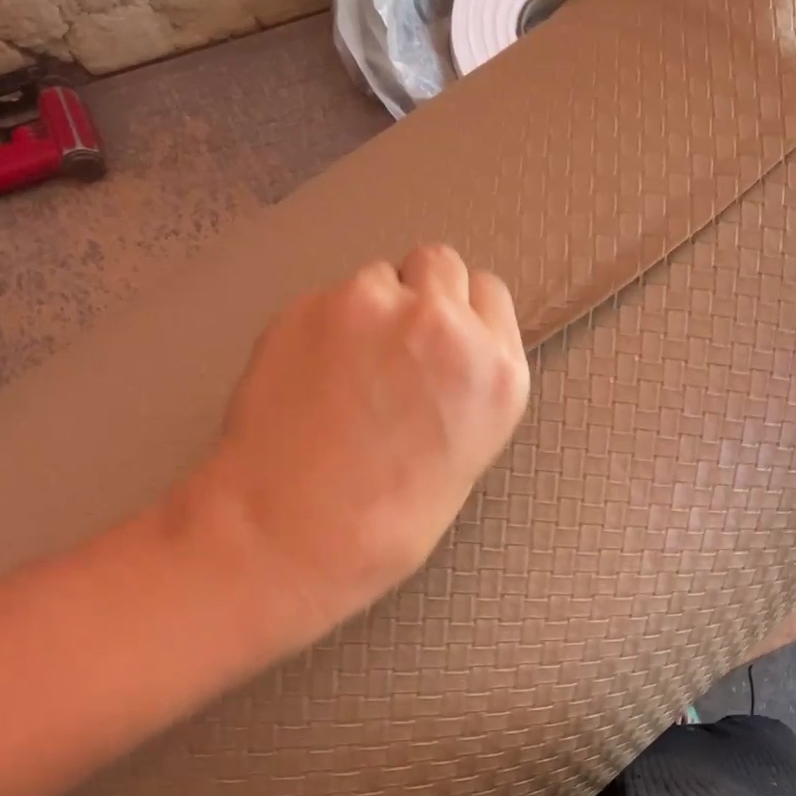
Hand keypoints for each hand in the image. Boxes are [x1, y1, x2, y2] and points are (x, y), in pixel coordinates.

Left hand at [176, 244, 528, 632]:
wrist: (300, 531)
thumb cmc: (386, 517)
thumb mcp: (465, 451)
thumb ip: (464, 383)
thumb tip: (442, 352)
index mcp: (496, 371)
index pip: (488, 294)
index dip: (461, 314)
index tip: (439, 339)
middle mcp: (445, 326)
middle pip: (441, 265)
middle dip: (420, 294)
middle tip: (392, 345)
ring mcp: (375, 309)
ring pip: (378, 277)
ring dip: (367, 311)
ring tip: (344, 373)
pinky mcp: (312, 306)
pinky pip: (325, 299)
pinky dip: (320, 328)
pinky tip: (309, 380)